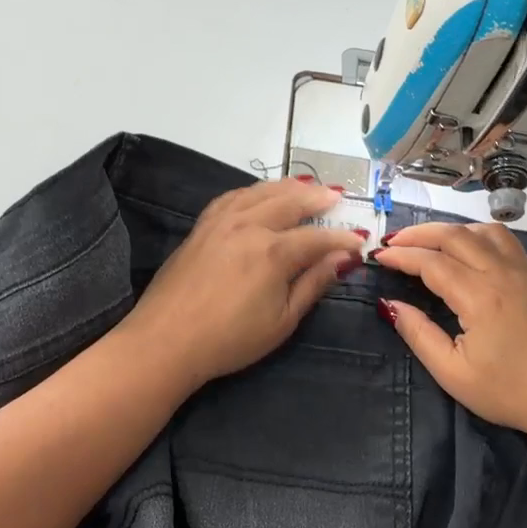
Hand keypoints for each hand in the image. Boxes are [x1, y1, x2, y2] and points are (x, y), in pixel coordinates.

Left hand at [117, 179, 365, 390]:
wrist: (166, 341)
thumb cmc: (230, 340)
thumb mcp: (282, 321)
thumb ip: (314, 284)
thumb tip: (343, 258)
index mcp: (273, 252)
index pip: (317, 238)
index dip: (341, 239)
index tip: (360, 241)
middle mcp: (249, 226)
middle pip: (290, 202)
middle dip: (317, 198)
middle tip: (337, 195)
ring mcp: (221, 222)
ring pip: (260, 192)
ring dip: (287, 187)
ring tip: (306, 186)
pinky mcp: (201, 227)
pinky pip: (232, 197)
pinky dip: (253, 191)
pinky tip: (260, 193)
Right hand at [372, 222, 526, 443]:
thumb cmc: (510, 393)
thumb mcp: (453, 373)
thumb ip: (418, 334)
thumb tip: (390, 305)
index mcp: (479, 296)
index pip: (431, 262)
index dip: (401, 256)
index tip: (377, 257)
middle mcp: (501, 274)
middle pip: (454, 236)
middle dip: (419, 234)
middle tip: (391, 241)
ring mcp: (523, 272)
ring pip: (481, 231)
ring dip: (450, 229)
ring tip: (426, 241)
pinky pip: (504, 240)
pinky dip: (477, 234)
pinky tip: (467, 247)